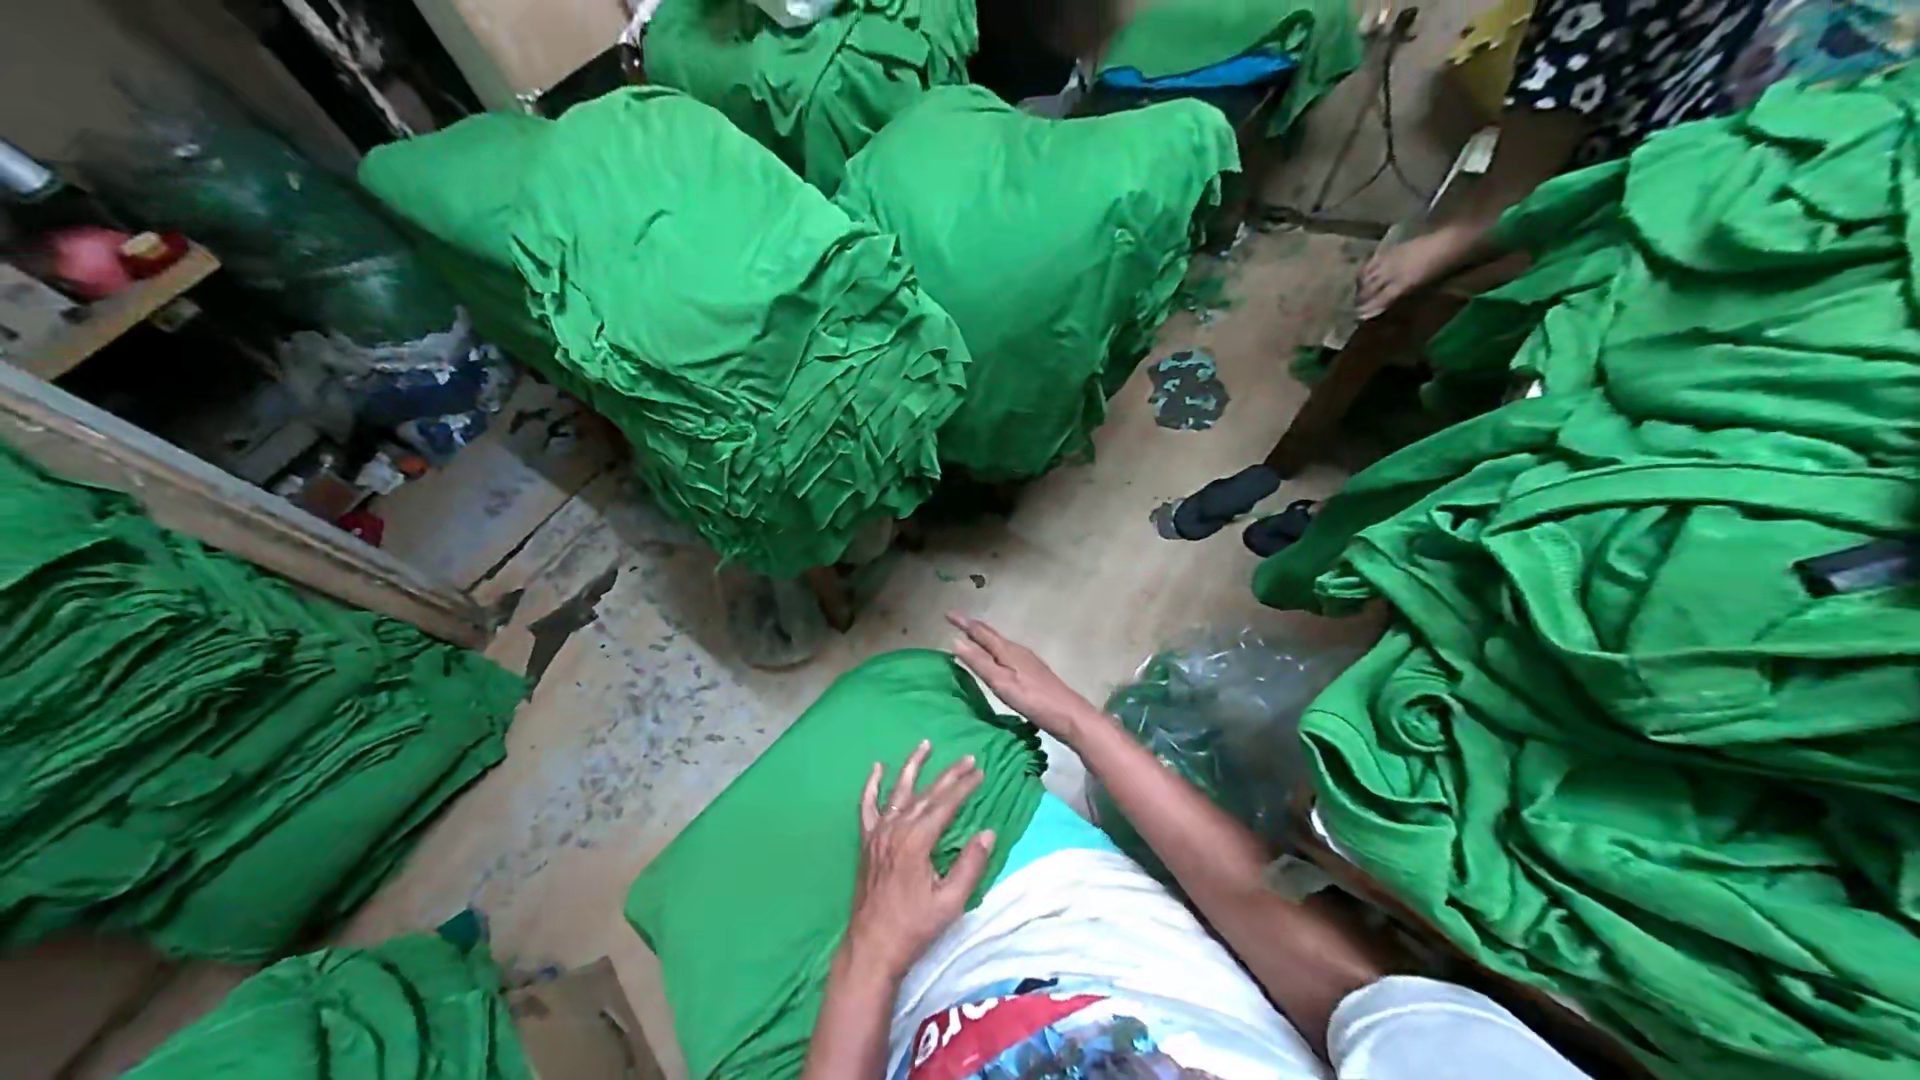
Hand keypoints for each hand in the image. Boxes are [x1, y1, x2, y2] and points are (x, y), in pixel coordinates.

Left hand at [843, 740, 996, 979]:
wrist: (871, 948)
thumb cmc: (914, 927)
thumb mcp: (950, 902)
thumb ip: (970, 865)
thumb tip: (988, 832)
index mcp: (916, 842)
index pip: (945, 805)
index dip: (964, 787)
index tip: (980, 772)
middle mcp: (895, 830)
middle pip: (926, 794)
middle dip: (949, 775)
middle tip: (968, 758)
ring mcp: (877, 834)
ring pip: (898, 792)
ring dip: (912, 767)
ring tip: (925, 744)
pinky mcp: (866, 842)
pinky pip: (867, 807)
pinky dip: (872, 786)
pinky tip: (877, 768)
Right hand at [948, 612, 1101, 742]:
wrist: (1069, 715)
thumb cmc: (1033, 700)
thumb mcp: (1001, 682)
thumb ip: (980, 663)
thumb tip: (956, 641)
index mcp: (1007, 650)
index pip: (980, 632)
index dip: (963, 622)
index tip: (947, 614)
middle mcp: (1017, 650)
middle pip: (991, 635)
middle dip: (972, 627)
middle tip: (955, 622)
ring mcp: (1027, 661)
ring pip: (999, 644)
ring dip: (983, 639)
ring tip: (970, 638)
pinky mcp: (1032, 672)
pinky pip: (1006, 653)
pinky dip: (994, 651)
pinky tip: (995, 660)